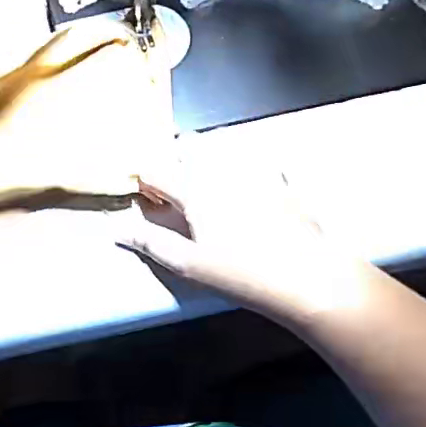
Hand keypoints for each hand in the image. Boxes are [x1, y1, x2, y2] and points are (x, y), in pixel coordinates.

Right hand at [113, 153, 379, 325]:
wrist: (307, 277)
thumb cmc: (242, 275)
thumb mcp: (190, 266)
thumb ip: (152, 244)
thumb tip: (118, 231)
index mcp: (196, 193)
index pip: (158, 173)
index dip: (145, 179)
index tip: (144, 191)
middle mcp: (223, 174)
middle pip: (190, 149)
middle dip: (176, 159)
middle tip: (175, 185)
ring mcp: (255, 174)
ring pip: (224, 149)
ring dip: (209, 156)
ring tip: (208, 178)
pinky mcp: (282, 182)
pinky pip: (259, 160)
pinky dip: (248, 163)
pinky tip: (250, 182)